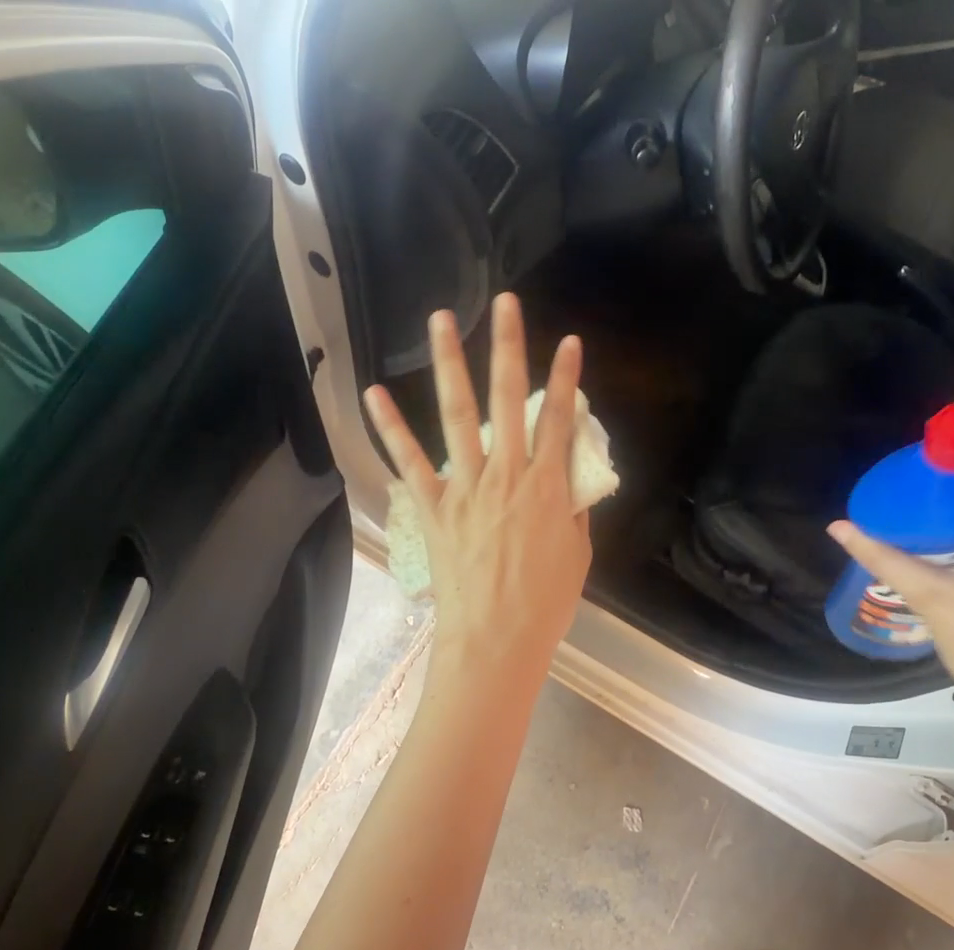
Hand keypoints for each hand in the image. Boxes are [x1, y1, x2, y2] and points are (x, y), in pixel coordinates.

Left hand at [363, 293, 592, 677]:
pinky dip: (392, 428)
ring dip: (450, 364)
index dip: (567, 378)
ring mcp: (464, 488)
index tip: (570, 342)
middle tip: (506, 303)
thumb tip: (570, 479)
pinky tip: (376, 393)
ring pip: (457, 415)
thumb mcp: (576, 554)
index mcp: (547, 488)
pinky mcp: (432, 508)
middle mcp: (506, 476)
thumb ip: (573, 510)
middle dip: (509, 347)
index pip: (560, 420)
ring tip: (440, 320)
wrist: (495, 640)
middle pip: (507, 400)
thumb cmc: (544, 604)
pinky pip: (410, 462)